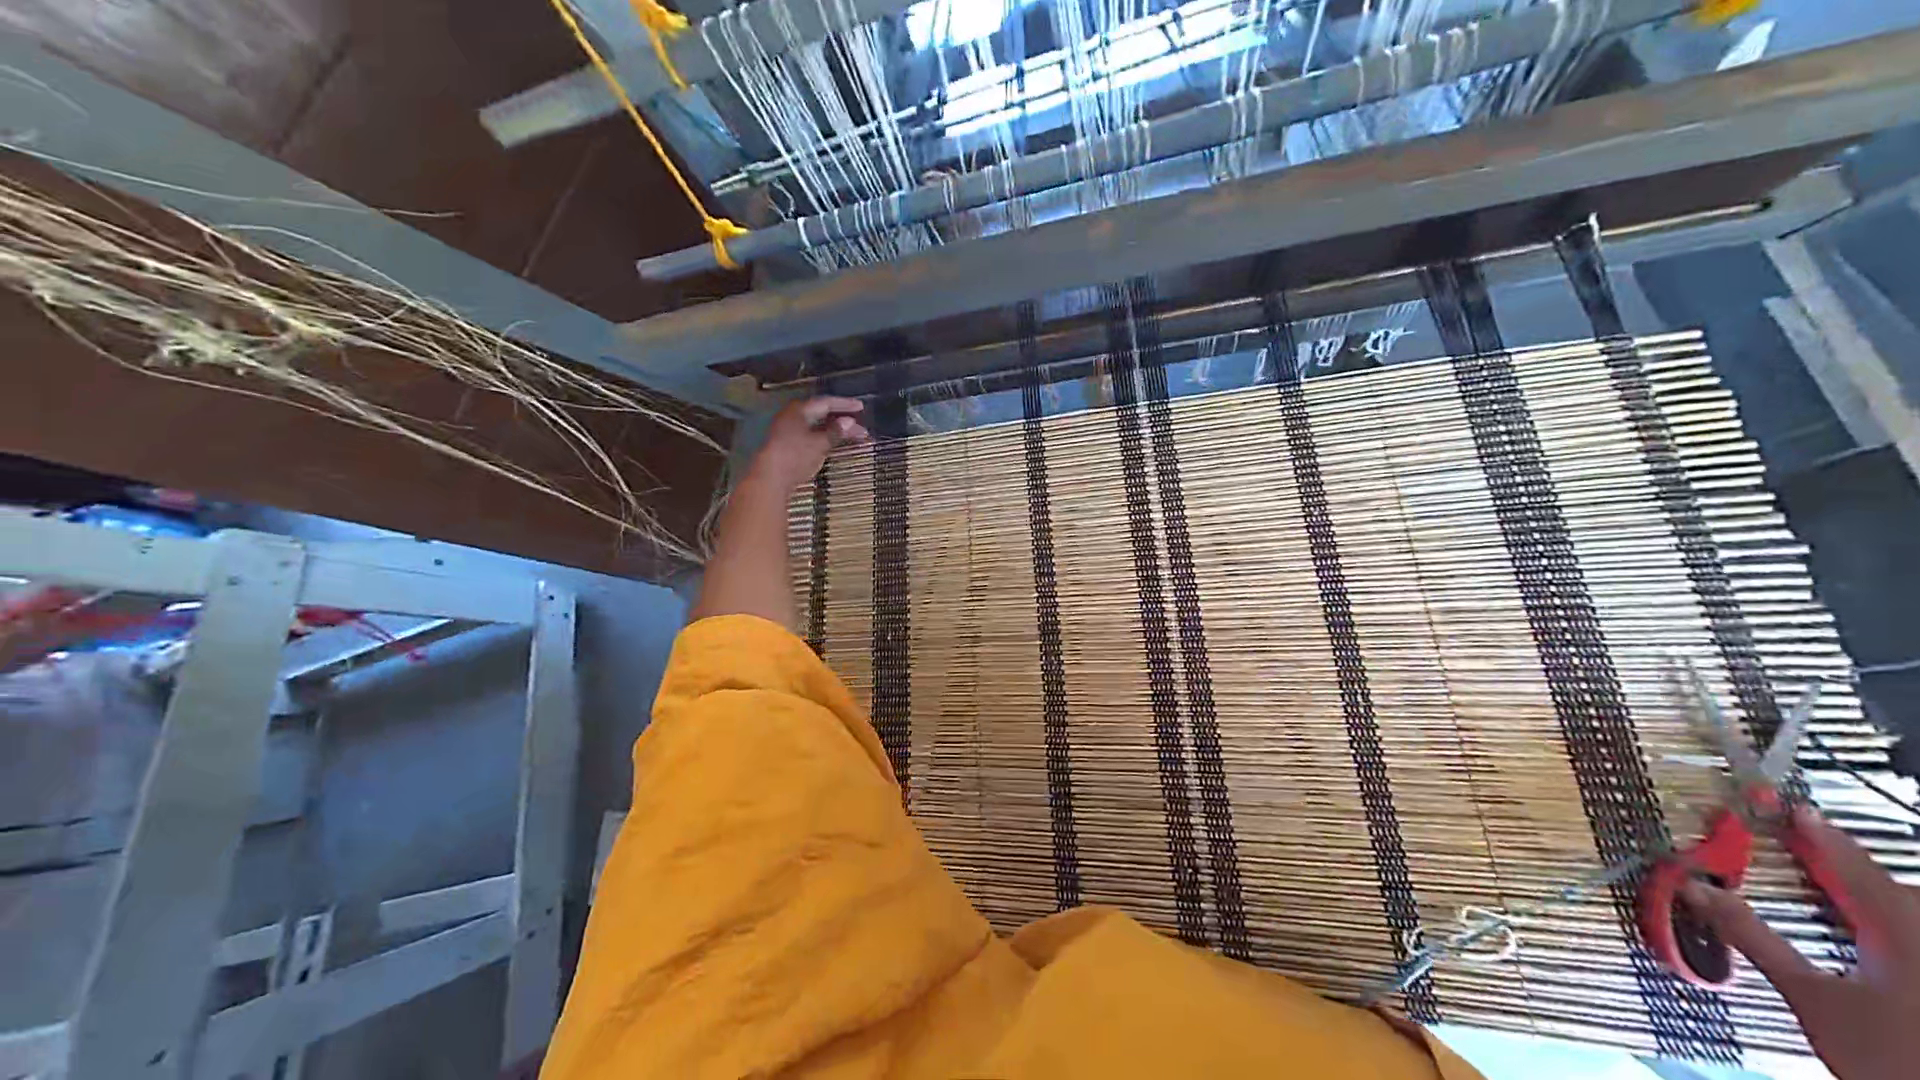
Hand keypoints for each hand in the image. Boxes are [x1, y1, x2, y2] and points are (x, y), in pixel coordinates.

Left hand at [746, 396, 867, 492]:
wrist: (770, 477)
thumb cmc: (795, 455)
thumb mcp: (819, 443)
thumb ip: (836, 431)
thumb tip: (850, 422)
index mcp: (799, 410)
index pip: (826, 402)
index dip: (845, 404)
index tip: (861, 407)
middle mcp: (792, 416)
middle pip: (821, 413)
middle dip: (841, 419)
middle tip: (860, 425)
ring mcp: (788, 430)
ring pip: (816, 426)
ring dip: (834, 430)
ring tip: (852, 436)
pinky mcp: (788, 445)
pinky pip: (810, 435)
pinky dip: (824, 437)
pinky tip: (834, 443)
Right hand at [1681, 807, 1919, 1079]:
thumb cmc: (1894, 1059)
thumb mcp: (1810, 997)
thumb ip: (1752, 937)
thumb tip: (1696, 889)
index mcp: (1902, 933)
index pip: (1852, 866)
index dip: (1819, 834)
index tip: (1795, 808)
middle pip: (1897, 890)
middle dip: (1853, 871)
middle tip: (1810, 854)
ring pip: (1909, 913)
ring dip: (1875, 900)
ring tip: (1840, 896)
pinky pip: (1911, 933)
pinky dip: (1890, 926)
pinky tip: (1871, 940)